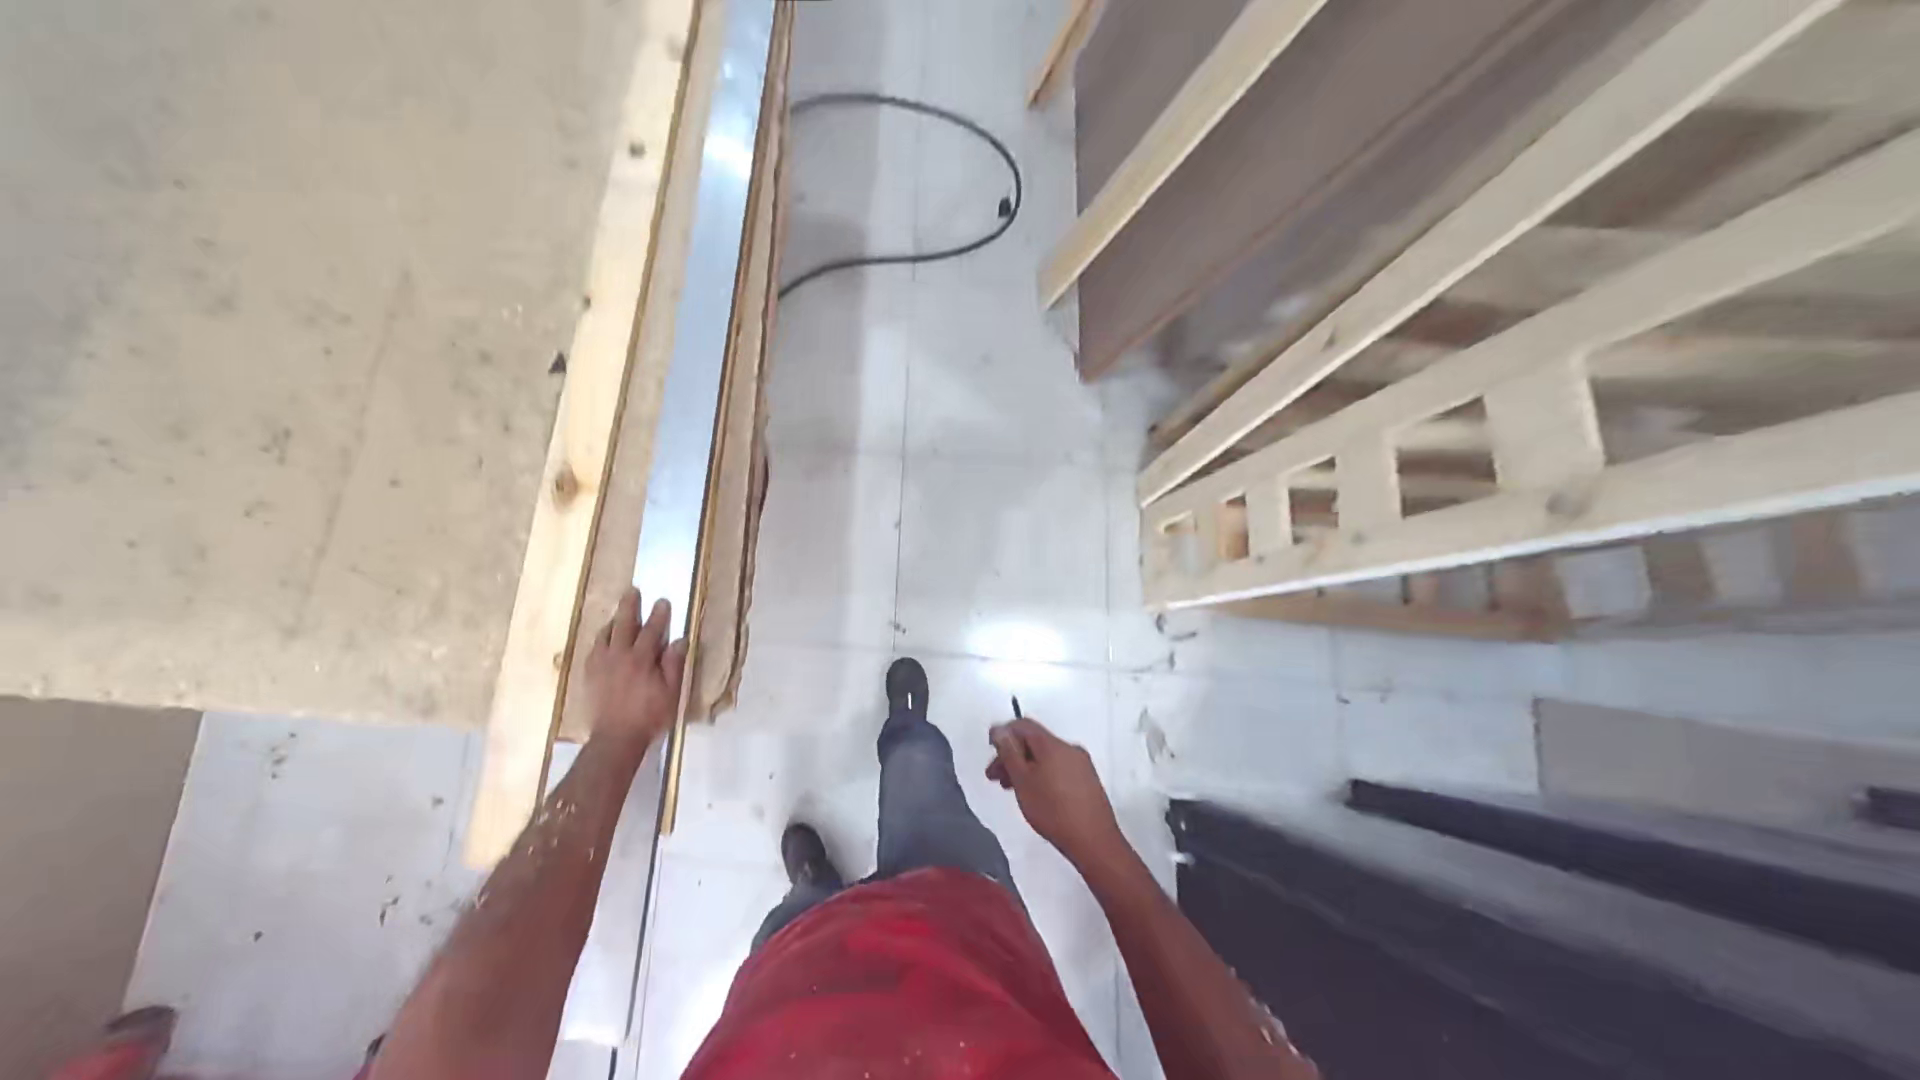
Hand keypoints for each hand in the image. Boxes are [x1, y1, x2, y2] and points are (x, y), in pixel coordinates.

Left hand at [584, 589, 687, 751]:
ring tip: (619, 613)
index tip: (663, 600)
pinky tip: (604, 639)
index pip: (652, 631)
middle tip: (632, 590)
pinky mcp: (589, 675)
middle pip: (624, 625)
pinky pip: (593, 649)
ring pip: (605, 635)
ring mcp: (601, 665)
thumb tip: (679, 640)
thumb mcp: (671, 692)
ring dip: (614, 621)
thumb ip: (674, 664)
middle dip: (630, 606)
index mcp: (641, 659)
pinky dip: (601, 639)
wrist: (616, 738)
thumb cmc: (650, 716)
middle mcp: (619, 656)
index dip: (659, 615)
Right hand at [987, 717, 1125, 865]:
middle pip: (1034, 742)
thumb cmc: (1052, 810)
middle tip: (995, 776)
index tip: (990, 749)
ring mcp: (1081, 764)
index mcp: (1053, 744)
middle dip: (1012, 755)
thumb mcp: (1022, 780)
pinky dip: (1041, 774)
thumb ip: (1009, 752)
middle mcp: (1069, 748)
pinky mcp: (1087, 781)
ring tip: (1012, 789)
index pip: (1024, 725)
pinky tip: (1035, 794)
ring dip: (1025, 767)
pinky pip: (1058, 768)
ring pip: (1046, 757)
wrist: (1093, 841)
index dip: (1004, 733)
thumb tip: (1000, 730)